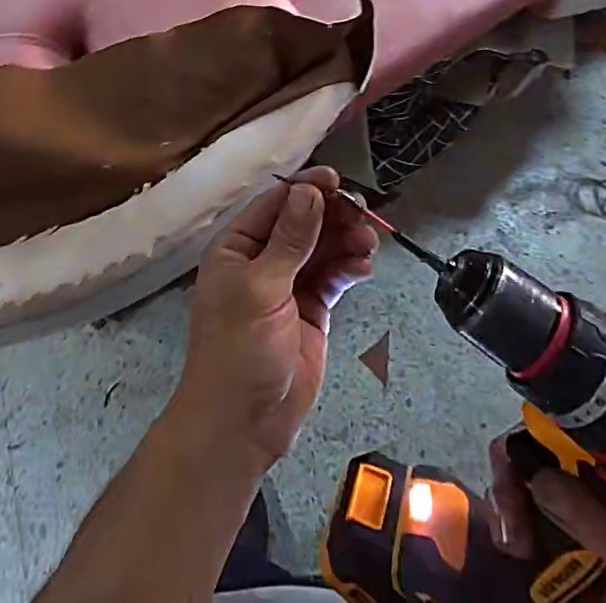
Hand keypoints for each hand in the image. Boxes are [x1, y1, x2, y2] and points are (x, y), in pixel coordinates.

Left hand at [167, 166, 379, 472]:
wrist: (243, 424)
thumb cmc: (238, 350)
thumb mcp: (260, 289)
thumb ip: (289, 240)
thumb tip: (308, 192)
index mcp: (237, 248)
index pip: (274, 205)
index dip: (305, 189)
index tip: (337, 180)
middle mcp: (261, 260)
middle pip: (303, 224)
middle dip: (332, 216)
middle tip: (363, 214)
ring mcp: (288, 285)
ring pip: (321, 249)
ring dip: (345, 241)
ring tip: (369, 242)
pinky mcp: (310, 310)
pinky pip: (332, 278)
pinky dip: (348, 268)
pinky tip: (365, 266)